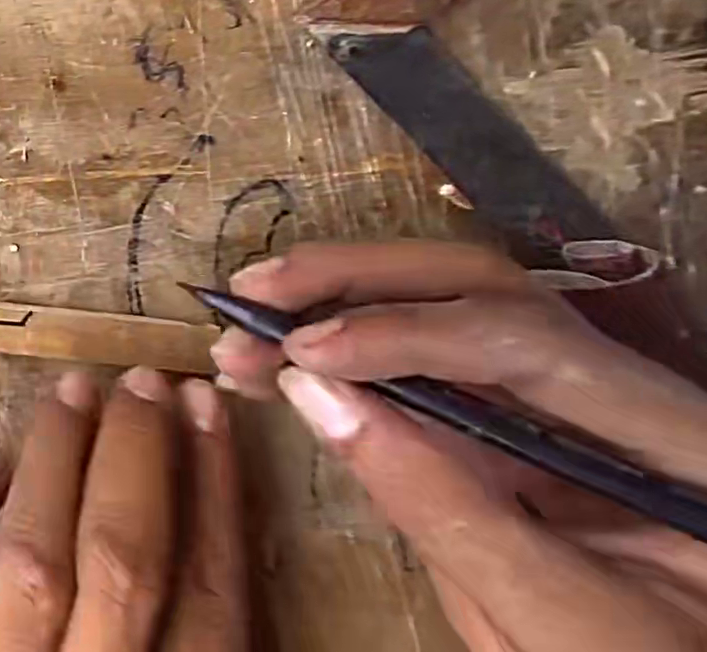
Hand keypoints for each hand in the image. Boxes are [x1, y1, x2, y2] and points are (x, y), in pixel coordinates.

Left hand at [0, 367, 245, 651]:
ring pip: (33, 552)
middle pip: (120, 560)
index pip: (208, 598)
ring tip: (75, 390)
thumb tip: (214, 537)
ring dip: (55, 461)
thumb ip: (196, 635)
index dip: (215, 495)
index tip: (208, 412)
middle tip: (143, 379)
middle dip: (136, 458)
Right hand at [211, 241, 706, 650]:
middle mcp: (616, 390)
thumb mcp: (561, 627)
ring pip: (420, 298)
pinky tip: (261, 361)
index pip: (528, 342)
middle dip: (343, 280)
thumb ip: (446, 509)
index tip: (299, 353)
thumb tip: (307, 388)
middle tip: (251, 296)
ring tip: (234, 334)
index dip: (401, 333)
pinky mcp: (482, 403)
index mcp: (684, 445)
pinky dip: (314, 343)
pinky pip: (391, 347)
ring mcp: (544, 391)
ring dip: (313, 303)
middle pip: (470, 285)